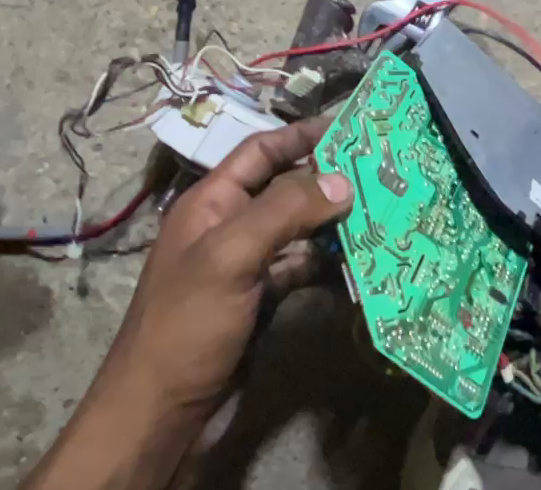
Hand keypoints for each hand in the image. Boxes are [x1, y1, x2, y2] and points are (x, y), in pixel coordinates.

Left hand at [113, 117, 352, 413]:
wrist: (159, 414)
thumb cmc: (187, 324)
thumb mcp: (231, 256)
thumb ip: (285, 210)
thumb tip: (342, 180)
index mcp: (211, 202)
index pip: (260, 151)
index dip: (300, 135)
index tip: (348, 126)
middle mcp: (229, 226)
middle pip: (284, 187)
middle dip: (327, 178)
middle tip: (378, 170)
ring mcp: (246, 264)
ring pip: (297, 229)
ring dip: (333, 222)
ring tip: (380, 212)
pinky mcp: (261, 299)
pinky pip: (300, 268)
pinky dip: (327, 263)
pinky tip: (359, 262)